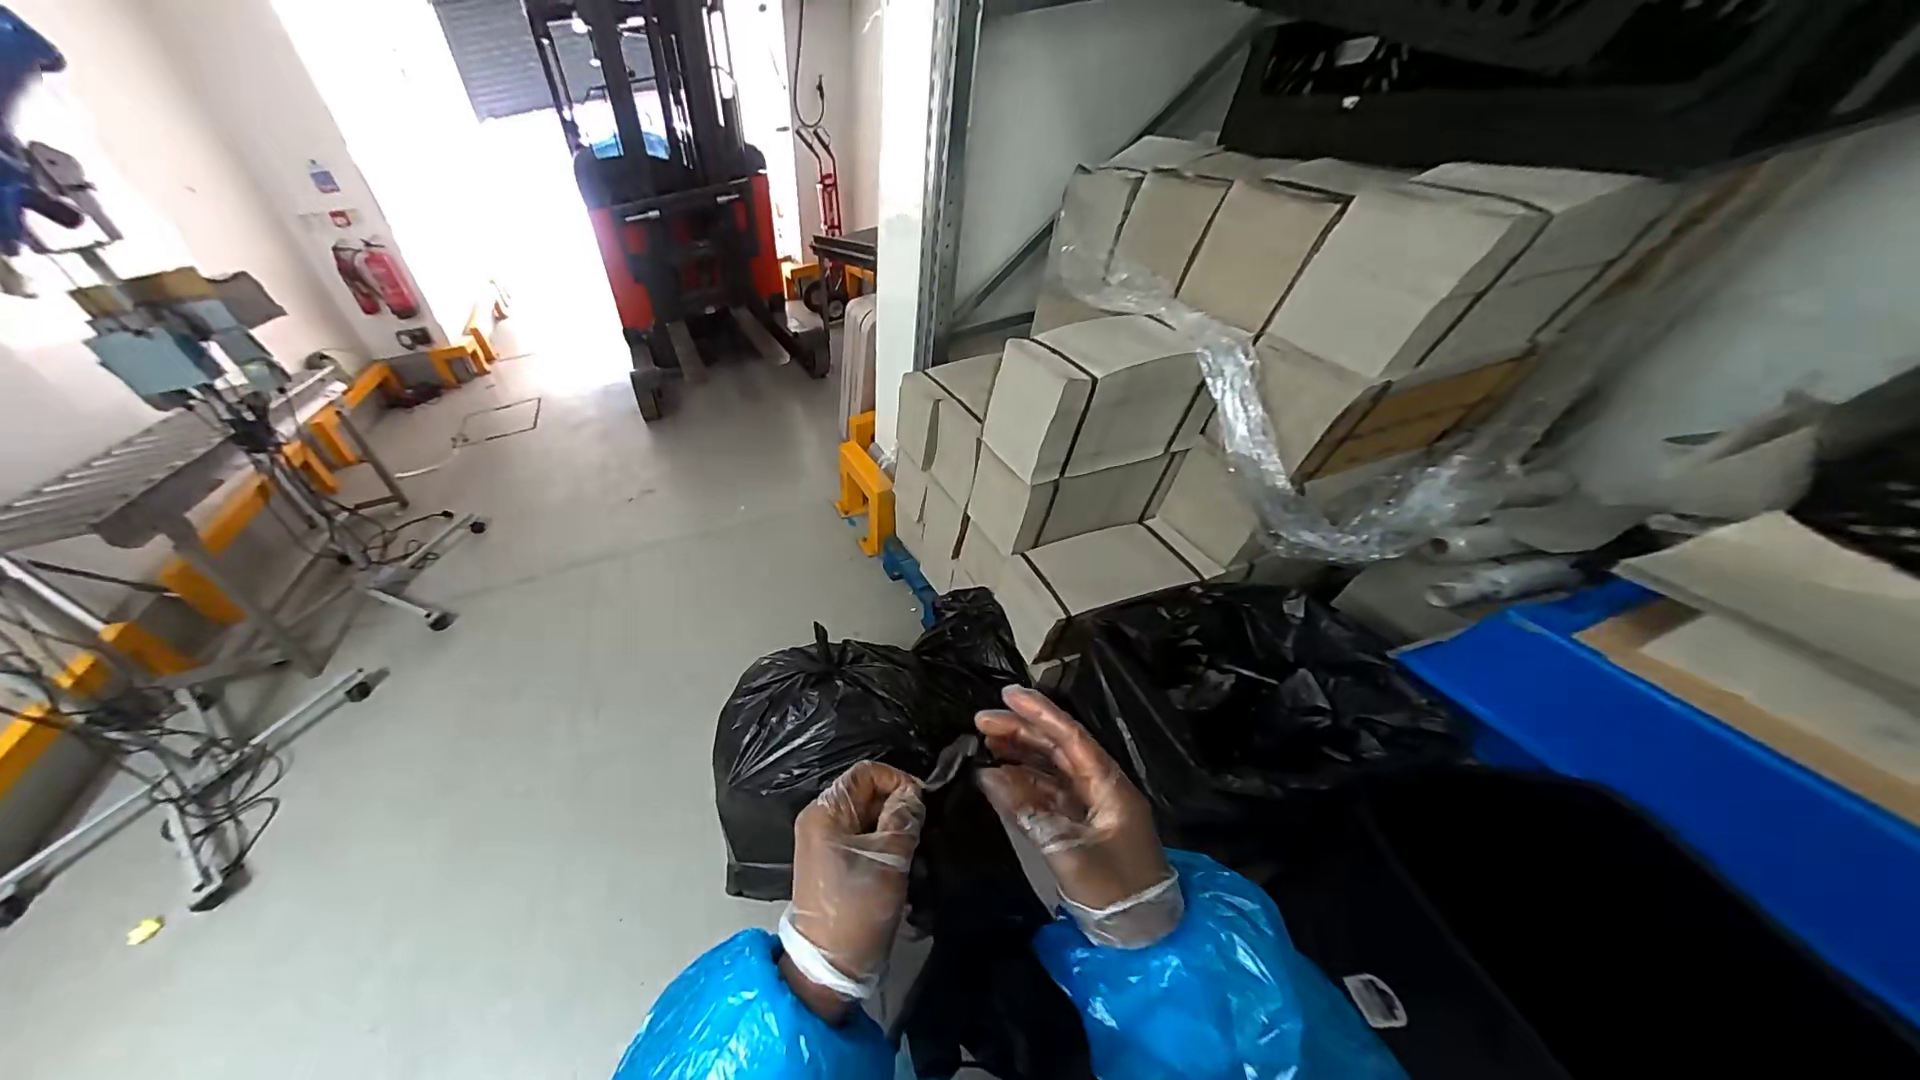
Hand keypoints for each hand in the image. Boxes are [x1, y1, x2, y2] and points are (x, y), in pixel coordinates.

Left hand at [780, 761, 924, 1018]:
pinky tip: (904, 864)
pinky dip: (885, 844)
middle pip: (867, 793)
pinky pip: (864, 838)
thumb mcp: (891, 857)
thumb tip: (914, 794)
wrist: (829, 968)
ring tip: (917, 849)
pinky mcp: (834, 861)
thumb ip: (905, 817)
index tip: (922, 802)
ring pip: (869, 816)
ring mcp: (825, 841)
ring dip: (895, 828)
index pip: (866, 772)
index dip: (898, 780)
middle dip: (899, 806)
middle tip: (923, 828)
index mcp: (826, 811)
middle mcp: (820, 819)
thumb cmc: (858, 908)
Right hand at [975, 686, 1183, 947]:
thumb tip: (988, 776)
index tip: (1006, 695)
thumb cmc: (1115, 892)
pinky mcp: (1081, 823)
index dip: (1039, 713)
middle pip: (1058, 748)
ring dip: (1020, 752)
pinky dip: (1023, 782)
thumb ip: (1028, 813)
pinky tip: (999, 775)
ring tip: (985, 741)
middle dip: (1021, 730)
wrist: (1146, 935)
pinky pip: (1048, 792)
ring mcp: (1091, 804)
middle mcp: (1101, 786)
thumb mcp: (1069, 854)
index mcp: (1109, 785)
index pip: (1070, 738)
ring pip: (1051, 767)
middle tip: (981, 721)